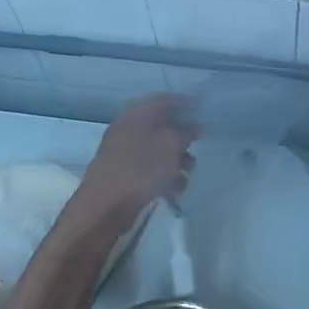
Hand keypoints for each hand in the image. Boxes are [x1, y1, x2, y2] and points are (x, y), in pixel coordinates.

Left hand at [76, 95, 198, 219]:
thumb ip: (186, 132)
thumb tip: (195, 127)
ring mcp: (124, 155)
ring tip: (189, 171)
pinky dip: (166, 175)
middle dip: (183, 135)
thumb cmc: (141, 168)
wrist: (106, 206)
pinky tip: (177, 188)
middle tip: (199, 141)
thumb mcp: (170, 145)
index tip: (202, 107)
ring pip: (157, 150)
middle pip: (161, 127)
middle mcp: (127, 132)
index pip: (162, 101)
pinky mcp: (125, 176)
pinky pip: (150, 169)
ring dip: (177, 158)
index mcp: (134, 117)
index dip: (184, 102)